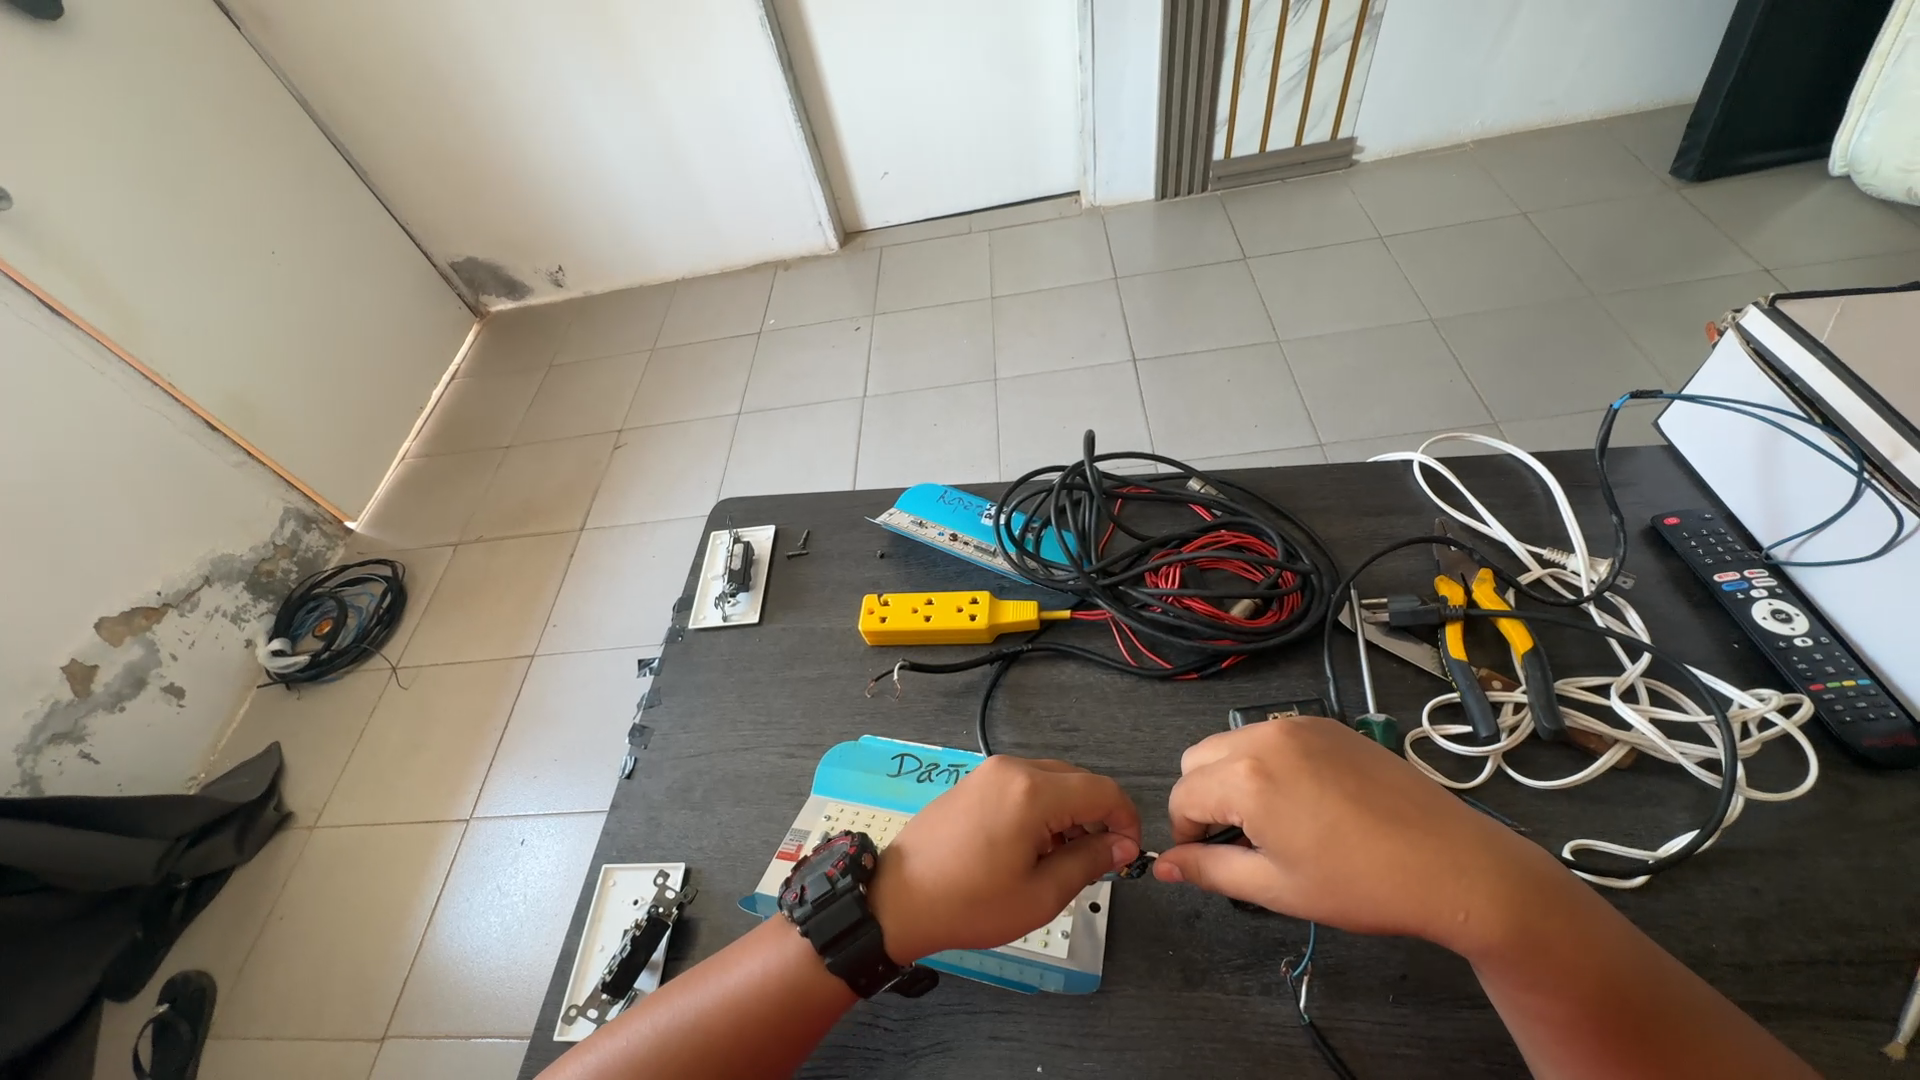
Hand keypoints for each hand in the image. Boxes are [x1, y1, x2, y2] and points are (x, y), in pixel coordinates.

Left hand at [866, 756, 1140, 963]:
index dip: (1125, 819)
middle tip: (1097, 861)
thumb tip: (1123, 845)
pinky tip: (1032, 845)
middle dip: (1097, 816)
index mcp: (1032, 791)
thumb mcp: (1040, 894)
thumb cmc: (971, 902)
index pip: (1102, 790)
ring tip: (1062, 859)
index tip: (1128, 854)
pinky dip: (1042, 807)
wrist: (898, 898)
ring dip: (1069, 812)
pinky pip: (1024, 784)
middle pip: (1077, 780)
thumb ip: (1088, 861)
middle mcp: (1013, 768)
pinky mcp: (975, 781)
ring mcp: (990, 771)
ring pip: (1052, 780)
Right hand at [1151, 716, 1569, 954]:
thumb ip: (1209, 871)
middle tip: (1241, 840)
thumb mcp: (1276, 888)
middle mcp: (1264, 737)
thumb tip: (1164, 867)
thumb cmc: (1362, 884)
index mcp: (1246, 778)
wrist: (1455, 864)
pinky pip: (1270, 736)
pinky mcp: (1326, 725)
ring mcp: (1298, 725)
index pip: (1182, 796)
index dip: (1186, 833)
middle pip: (1197, 759)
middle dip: (1203, 798)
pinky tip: (1304, 798)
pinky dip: (1266, 762)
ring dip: (1231, 777)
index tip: (1211, 859)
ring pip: (1231, 743)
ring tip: (1273, 819)